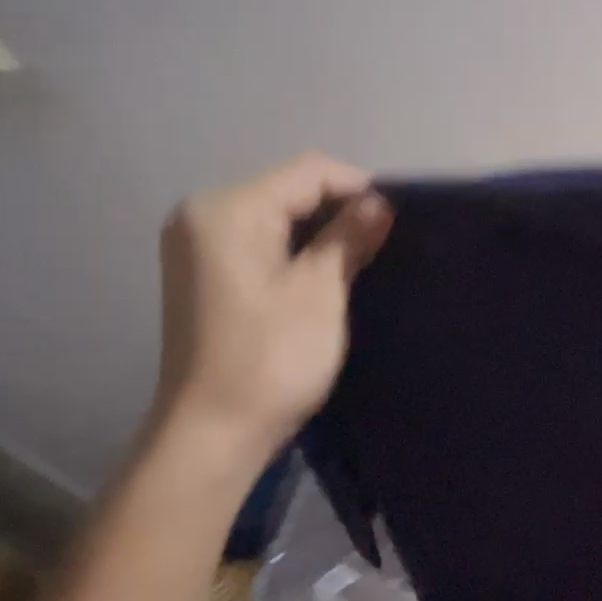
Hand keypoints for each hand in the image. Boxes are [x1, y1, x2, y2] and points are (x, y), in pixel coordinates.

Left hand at [153, 153, 393, 472]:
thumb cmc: (273, 357)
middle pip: (287, 192)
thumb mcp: (320, 293)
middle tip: (390, 242)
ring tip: (366, 260)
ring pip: (275, 220)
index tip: (403, 218)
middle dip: (340, 210)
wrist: (217, 428)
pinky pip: (260, 246)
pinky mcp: (205, 277)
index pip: (306, 173)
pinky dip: (297, 253)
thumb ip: (348, 239)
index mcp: (227, 209)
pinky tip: (327, 278)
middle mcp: (202, 215)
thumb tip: (378, 202)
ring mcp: (198, 247)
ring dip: (321, 234)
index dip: (359, 187)